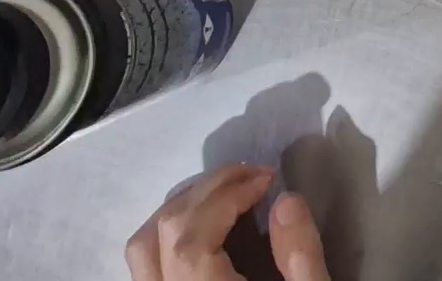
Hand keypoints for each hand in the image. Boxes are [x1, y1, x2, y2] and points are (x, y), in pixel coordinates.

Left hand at [125, 164, 331, 280]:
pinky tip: (209, 224)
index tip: (269, 179)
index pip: (192, 235)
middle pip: (160, 233)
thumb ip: (301, 254)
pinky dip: (172, 231)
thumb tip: (285, 199)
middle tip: (253, 175)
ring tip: (229, 191)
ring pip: (140, 249)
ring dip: (183, 206)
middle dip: (209, 188)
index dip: (229, 193)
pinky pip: (145, 267)